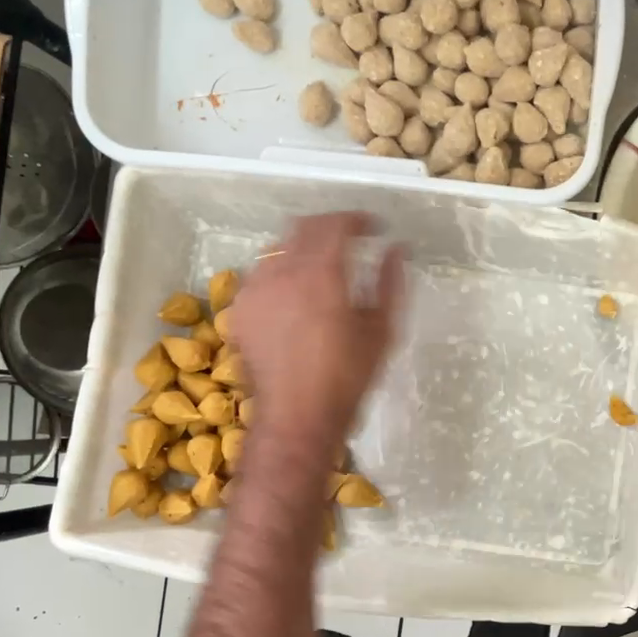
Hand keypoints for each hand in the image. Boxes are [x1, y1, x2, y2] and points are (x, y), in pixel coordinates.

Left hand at [228, 213, 403, 443]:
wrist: (298, 417)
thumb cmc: (348, 378)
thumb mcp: (382, 331)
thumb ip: (390, 282)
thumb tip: (397, 249)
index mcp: (320, 274)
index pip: (336, 224)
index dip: (357, 219)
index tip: (375, 227)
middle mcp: (281, 273)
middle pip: (302, 227)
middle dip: (329, 227)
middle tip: (351, 240)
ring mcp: (254, 290)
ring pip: (277, 249)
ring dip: (302, 248)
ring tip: (323, 267)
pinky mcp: (240, 311)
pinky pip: (260, 276)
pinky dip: (281, 274)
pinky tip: (296, 296)